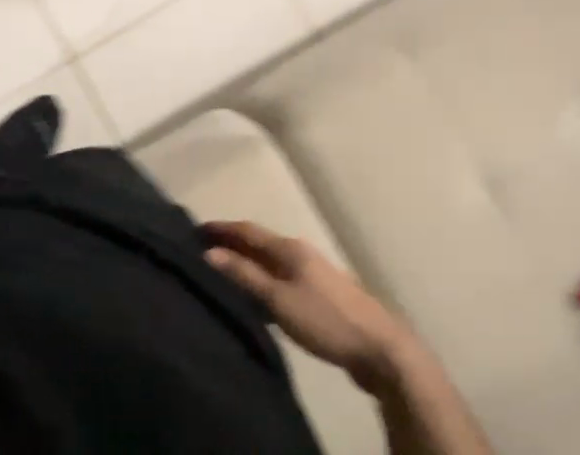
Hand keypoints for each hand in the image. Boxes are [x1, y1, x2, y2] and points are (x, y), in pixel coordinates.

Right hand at [202, 220, 415, 386]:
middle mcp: (302, 254)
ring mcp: (316, 275)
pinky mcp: (324, 298)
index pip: (247, 230)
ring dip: (249, 266)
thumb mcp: (279, 299)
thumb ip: (244, 275)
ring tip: (224, 276)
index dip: (221, 228)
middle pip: (260, 245)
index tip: (195, 229)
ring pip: (273, 264)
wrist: (384, 352)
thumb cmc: (326, 320)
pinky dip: (265, 284)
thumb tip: (210, 252)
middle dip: (233, 246)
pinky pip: (284, 282)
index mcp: (290, 249)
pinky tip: (257, 301)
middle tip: (204, 252)